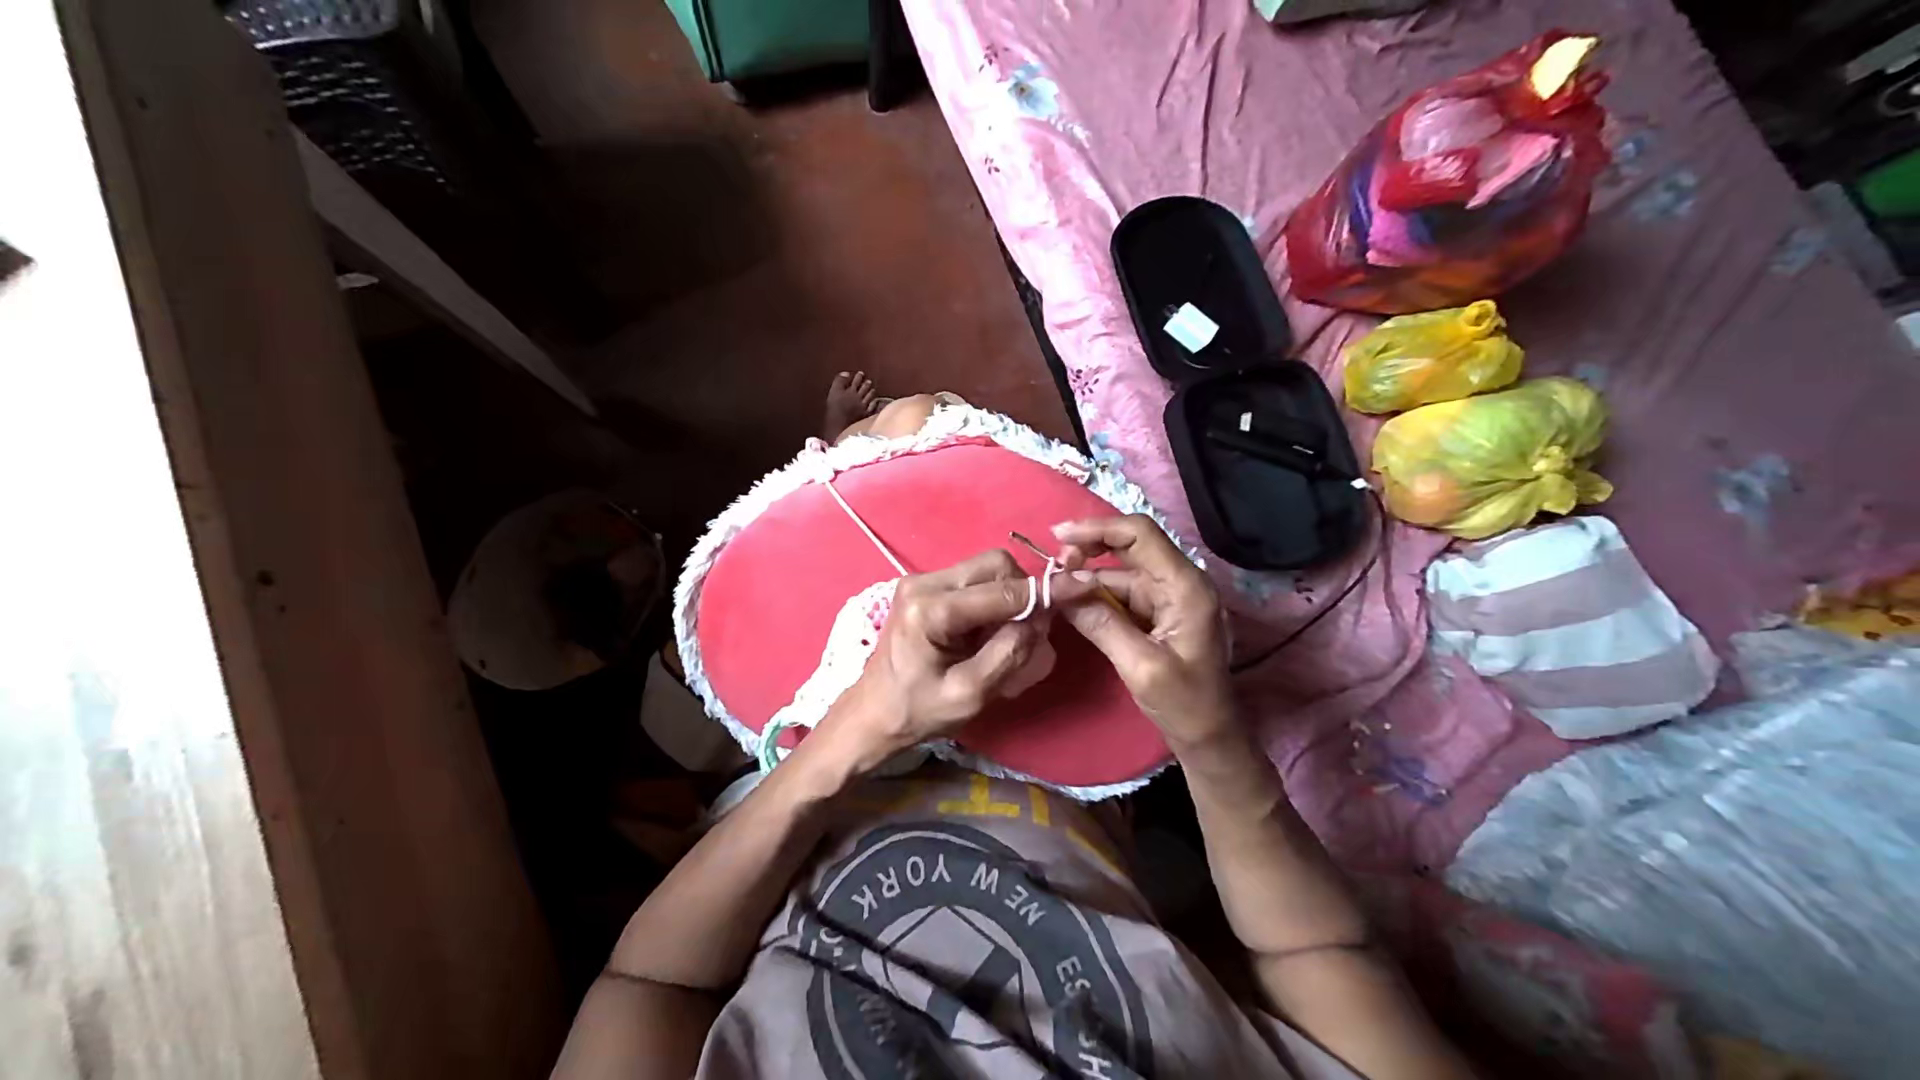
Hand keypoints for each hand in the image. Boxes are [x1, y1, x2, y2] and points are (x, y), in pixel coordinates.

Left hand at [810, 549, 1044, 774]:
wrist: (871, 714)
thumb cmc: (916, 712)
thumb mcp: (969, 694)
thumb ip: (1008, 653)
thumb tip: (1040, 619)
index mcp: (930, 609)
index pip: (1002, 589)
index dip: (1045, 591)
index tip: (1083, 586)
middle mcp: (923, 582)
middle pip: (995, 565)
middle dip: (1022, 593)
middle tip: (1029, 633)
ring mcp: (921, 581)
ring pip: (986, 569)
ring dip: (1007, 597)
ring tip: (1005, 638)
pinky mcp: (924, 588)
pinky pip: (973, 581)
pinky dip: (991, 601)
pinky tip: (986, 634)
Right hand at [1050, 515, 1236, 750]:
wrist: (1210, 737)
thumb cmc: (1185, 704)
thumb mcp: (1140, 666)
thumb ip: (1102, 624)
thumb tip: (1062, 590)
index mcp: (1185, 587)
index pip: (1140, 535)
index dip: (1098, 528)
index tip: (1058, 536)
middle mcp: (1179, 582)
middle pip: (1130, 546)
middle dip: (1089, 549)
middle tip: (1053, 566)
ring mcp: (1167, 597)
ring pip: (1121, 571)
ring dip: (1088, 575)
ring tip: (1055, 588)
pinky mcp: (1157, 613)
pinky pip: (1121, 593)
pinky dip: (1095, 594)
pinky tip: (1072, 602)